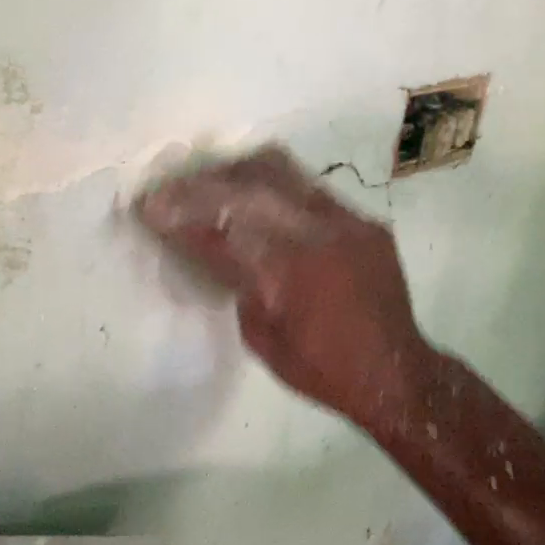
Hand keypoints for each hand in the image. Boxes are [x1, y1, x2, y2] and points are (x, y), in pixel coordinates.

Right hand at [135, 146, 426, 430]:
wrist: (397, 372)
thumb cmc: (322, 371)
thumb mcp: (261, 338)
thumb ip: (238, 285)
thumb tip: (214, 250)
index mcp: (290, 273)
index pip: (222, 229)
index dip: (180, 215)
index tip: (148, 207)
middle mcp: (320, 235)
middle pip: (247, 186)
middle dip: (200, 184)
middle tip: (169, 188)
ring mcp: (346, 221)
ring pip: (281, 172)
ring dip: (235, 172)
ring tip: (206, 178)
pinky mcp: (362, 219)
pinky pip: (308, 187)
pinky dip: (272, 185)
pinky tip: (251, 193)